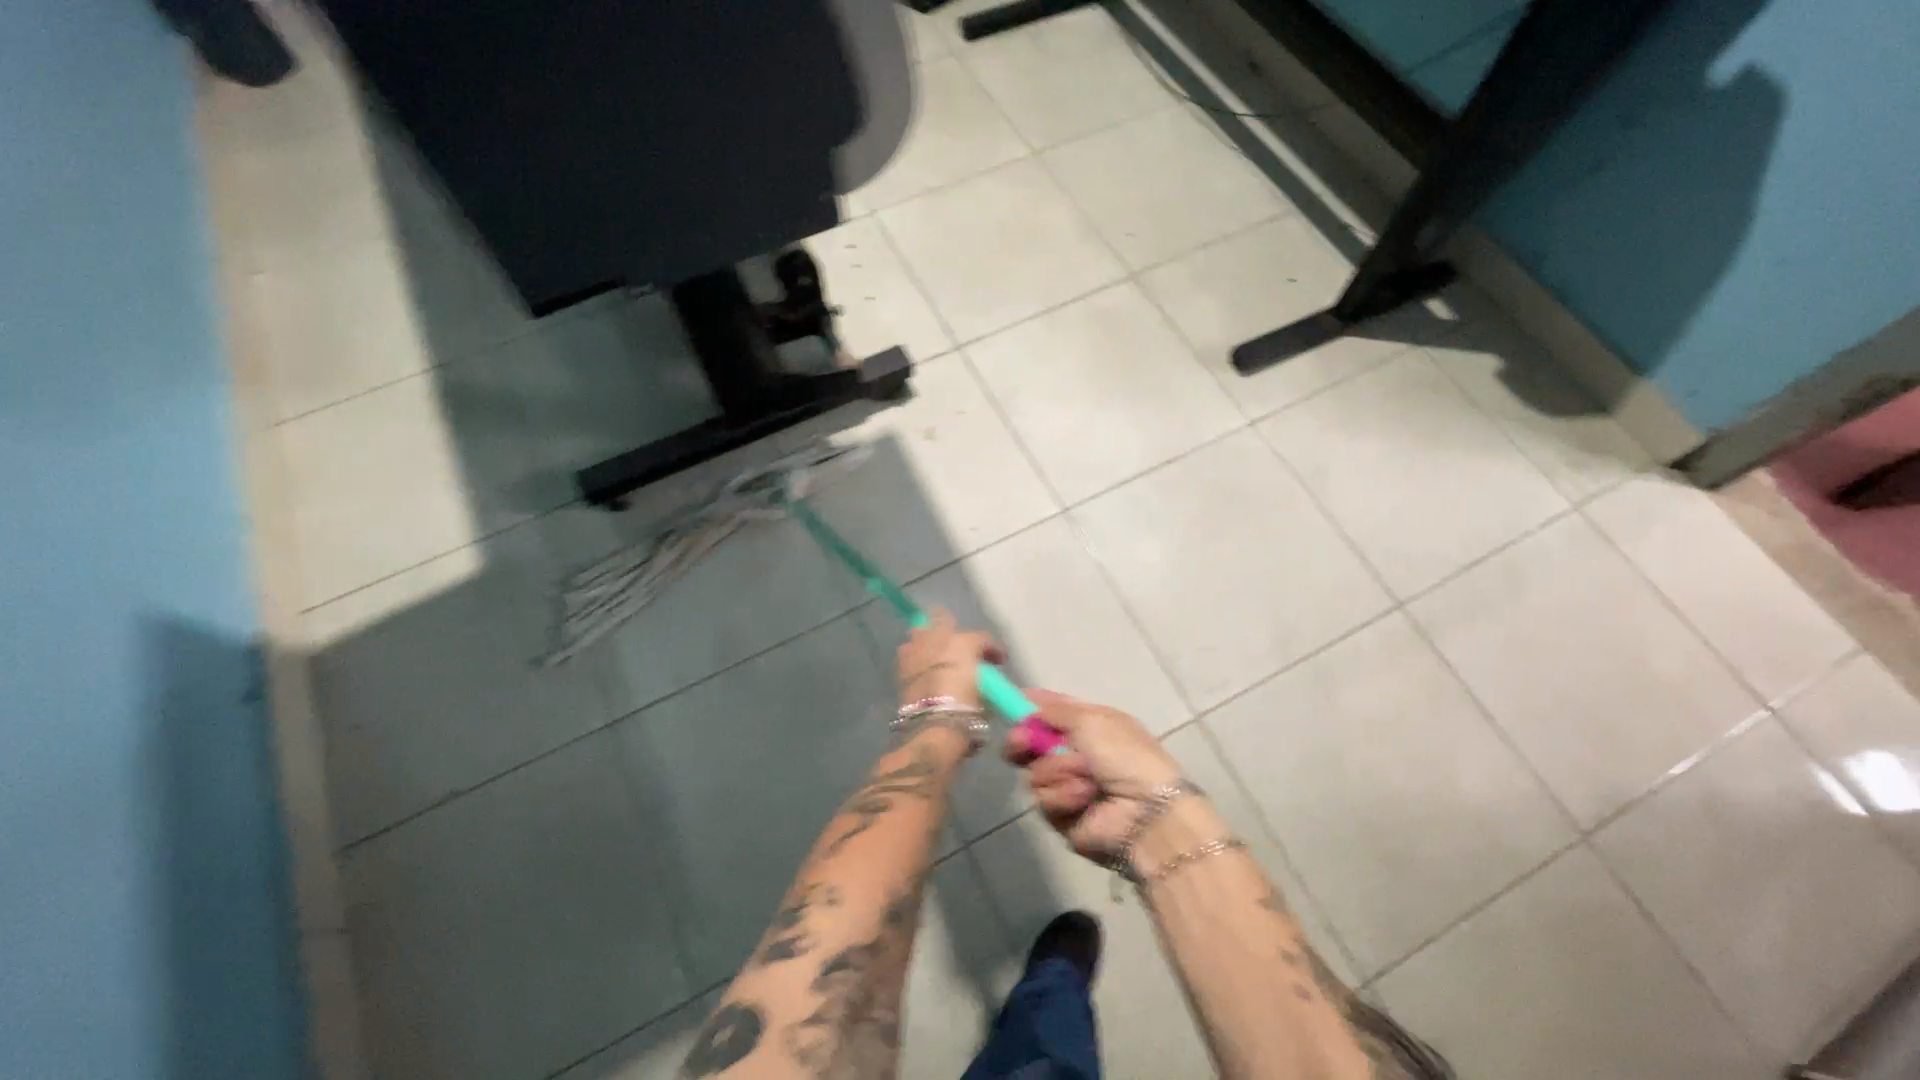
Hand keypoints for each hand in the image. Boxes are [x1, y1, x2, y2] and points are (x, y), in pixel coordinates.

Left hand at [896, 609, 1004, 708]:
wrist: (934, 723)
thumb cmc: (967, 707)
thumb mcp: (987, 692)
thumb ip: (985, 678)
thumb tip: (982, 676)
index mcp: (965, 642)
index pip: (982, 638)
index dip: (992, 649)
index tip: (999, 662)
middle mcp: (938, 638)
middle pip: (942, 618)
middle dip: (950, 628)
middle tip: (960, 646)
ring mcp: (917, 648)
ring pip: (920, 631)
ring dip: (929, 640)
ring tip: (937, 655)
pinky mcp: (900, 664)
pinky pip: (908, 652)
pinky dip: (916, 656)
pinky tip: (922, 668)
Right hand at [1005, 690, 1184, 862]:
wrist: (1146, 810)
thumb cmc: (1124, 755)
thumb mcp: (1093, 720)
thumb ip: (1056, 710)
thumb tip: (1028, 703)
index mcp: (1087, 726)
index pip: (1050, 712)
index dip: (1029, 708)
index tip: (1009, 705)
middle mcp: (1074, 753)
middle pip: (1029, 744)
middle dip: (1023, 741)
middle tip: (1022, 743)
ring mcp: (1065, 785)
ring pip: (1034, 773)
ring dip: (1058, 772)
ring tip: (1086, 778)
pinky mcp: (1061, 815)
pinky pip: (1044, 800)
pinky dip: (1064, 796)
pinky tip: (1085, 798)